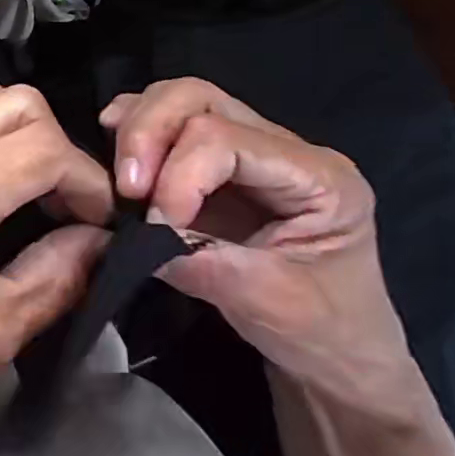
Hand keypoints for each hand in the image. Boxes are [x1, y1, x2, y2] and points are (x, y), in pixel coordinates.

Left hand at [0, 79, 114, 415]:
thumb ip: (60, 274)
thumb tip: (103, 236)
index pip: (42, 147)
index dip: (88, 182)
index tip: (99, 228)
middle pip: (21, 103)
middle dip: (62, 151)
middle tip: (71, 209)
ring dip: (29, 134)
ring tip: (40, 193)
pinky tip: (4, 180)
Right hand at [101, 78, 421, 412]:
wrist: (336, 357)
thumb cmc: (322, 332)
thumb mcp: (271, 305)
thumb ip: (205, 264)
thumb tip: (137, 237)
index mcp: (318, 176)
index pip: (223, 140)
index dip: (177, 176)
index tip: (156, 227)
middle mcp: (282, 146)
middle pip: (195, 98)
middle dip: (147, 134)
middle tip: (127, 187)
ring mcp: (245, 145)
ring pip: (175, 100)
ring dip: (136, 131)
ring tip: (123, 180)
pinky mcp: (211, 158)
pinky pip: (163, 119)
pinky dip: (131, 128)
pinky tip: (119, 158)